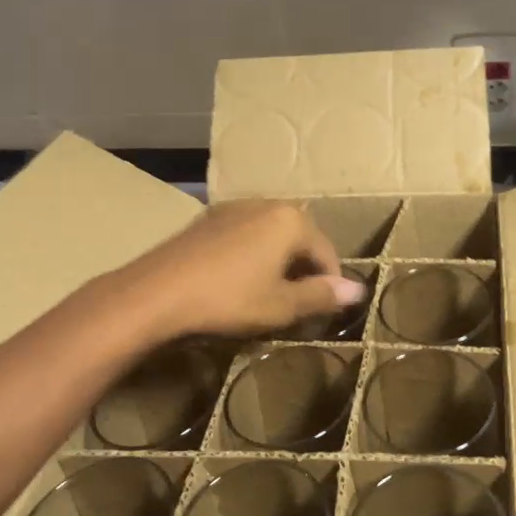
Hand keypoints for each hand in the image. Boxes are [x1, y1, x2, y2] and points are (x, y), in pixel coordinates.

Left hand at [118, 200, 364, 337]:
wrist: (157, 292)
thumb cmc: (228, 299)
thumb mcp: (280, 306)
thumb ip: (321, 295)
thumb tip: (359, 290)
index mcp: (291, 220)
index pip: (326, 252)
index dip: (330, 284)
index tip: (324, 311)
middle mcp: (266, 204)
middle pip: (299, 238)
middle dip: (303, 269)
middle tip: (298, 304)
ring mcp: (234, 208)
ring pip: (271, 234)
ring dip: (277, 260)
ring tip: (269, 293)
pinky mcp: (208, 219)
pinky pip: (245, 234)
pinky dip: (251, 254)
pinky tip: (237, 281)